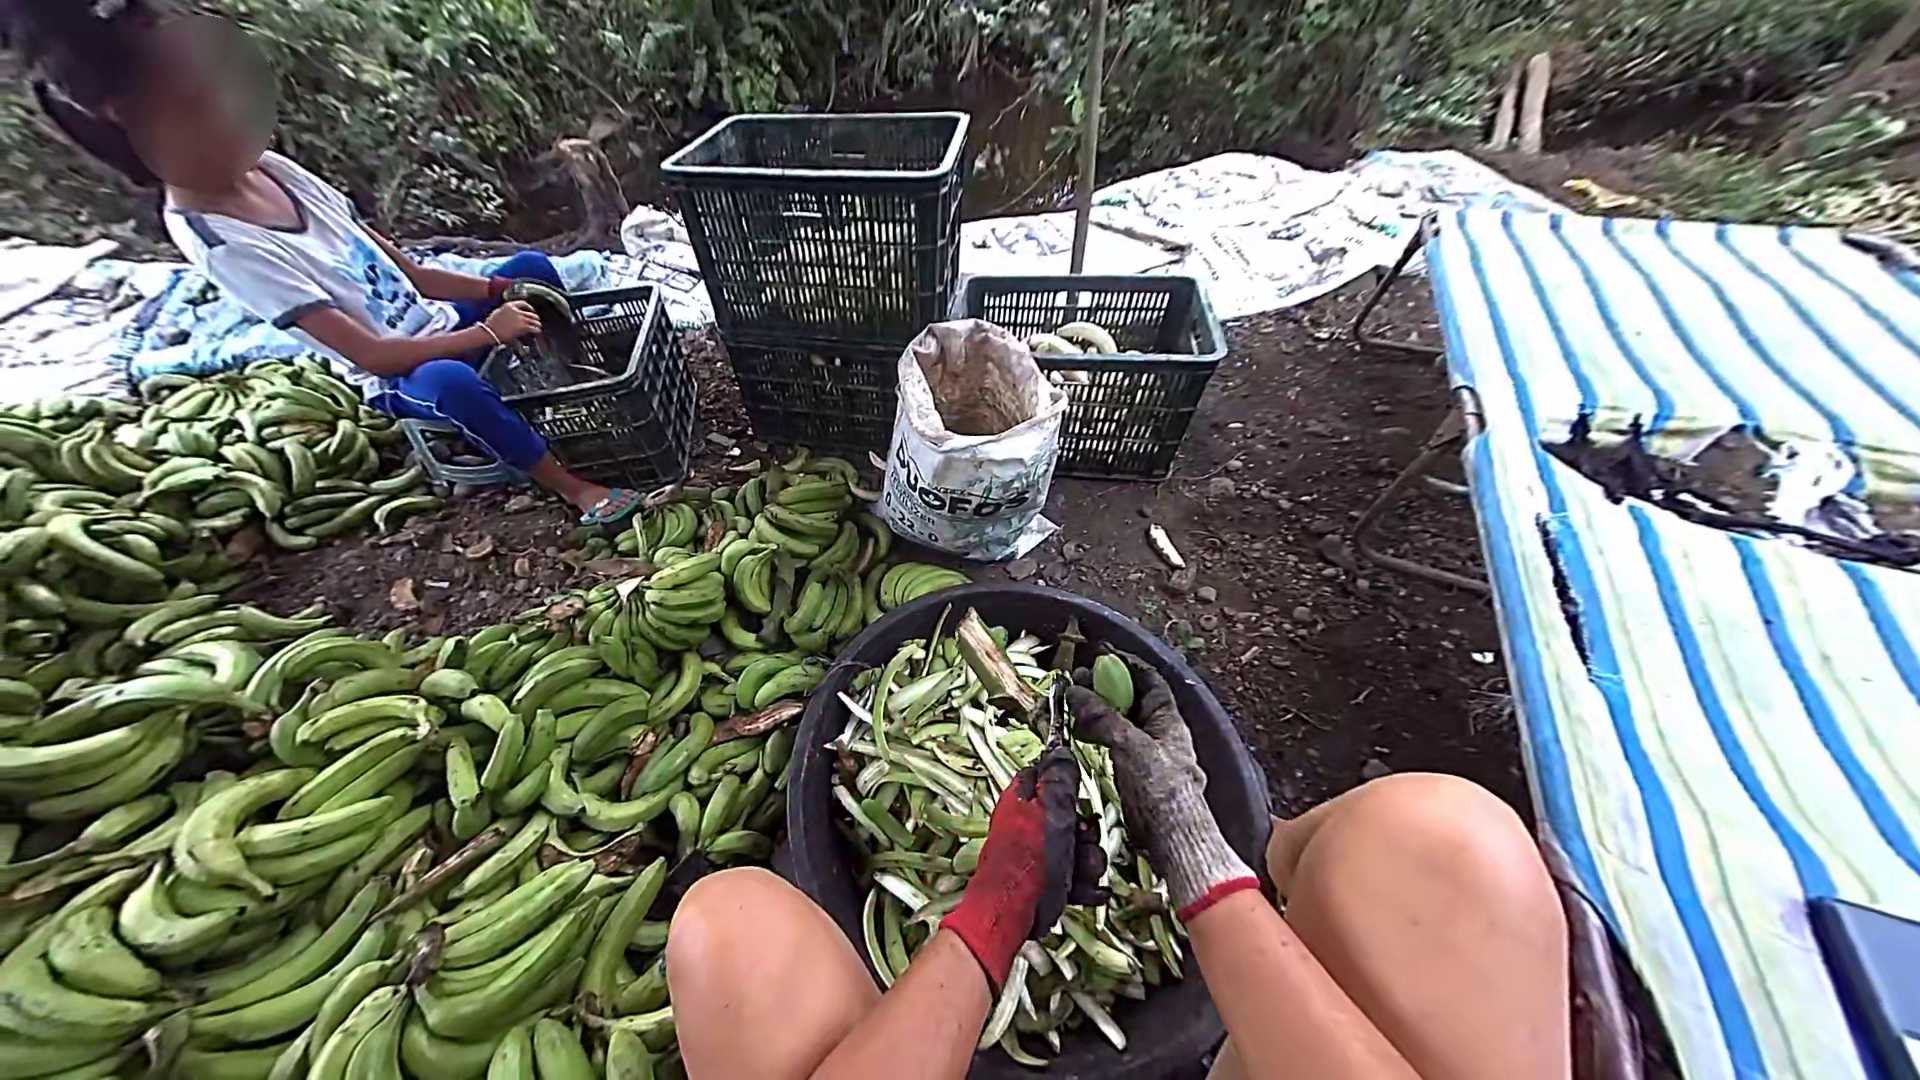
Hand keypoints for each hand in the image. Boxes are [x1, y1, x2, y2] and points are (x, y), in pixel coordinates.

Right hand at [484, 300, 540, 342]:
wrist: (491, 331)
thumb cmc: (492, 324)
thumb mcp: (499, 312)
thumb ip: (508, 311)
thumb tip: (514, 313)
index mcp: (509, 306)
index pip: (523, 303)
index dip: (529, 307)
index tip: (532, 310)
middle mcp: (517, 311)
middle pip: (532, 314)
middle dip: (535, 318)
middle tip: (536, 322)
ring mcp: (521, 319)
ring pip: (535, 321)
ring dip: (537, 324)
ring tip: (538, 327)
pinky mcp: (524, 327)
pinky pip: (535, 328)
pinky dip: (537, 330)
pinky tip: (537, 331)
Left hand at [941, 745, 1105, 985]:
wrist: (1014, 910)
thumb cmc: (1031, 854)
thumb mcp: (1053, 808)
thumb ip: (1060, 778)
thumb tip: (1061, 748)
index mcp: (1022, 795)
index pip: (1049, 776)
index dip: (1069, 786)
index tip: (1079, 798)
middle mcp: (1026, 819)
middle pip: (1068, 815)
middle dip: (1085, 831)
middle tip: (1084, 841)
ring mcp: (1035, 850)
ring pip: (1075, 846)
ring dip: (1087, 860)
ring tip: (1084, 871)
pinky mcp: (1044, 879)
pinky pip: (1071, 873)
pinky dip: (1081, 882)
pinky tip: (1086, 890)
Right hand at [1067, 652, 1257, 920]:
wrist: (1174, 841)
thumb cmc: (1162, 790)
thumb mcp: (1131, 746)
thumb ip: (1103, 718)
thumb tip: (1076, 690)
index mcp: (1169, 721)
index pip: (1150, 681)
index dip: (1128, 664)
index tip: (1103, 654)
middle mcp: (1160, 734)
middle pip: (1132, 700)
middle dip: (1107, 686)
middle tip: (1080, 679)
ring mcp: (1147, 754)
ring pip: (1120, 722)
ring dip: (1098, 709)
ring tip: (1074, 701)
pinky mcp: (1134, 773)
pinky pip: (1113, 743)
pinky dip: (1096, 732)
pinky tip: (1080, 730)